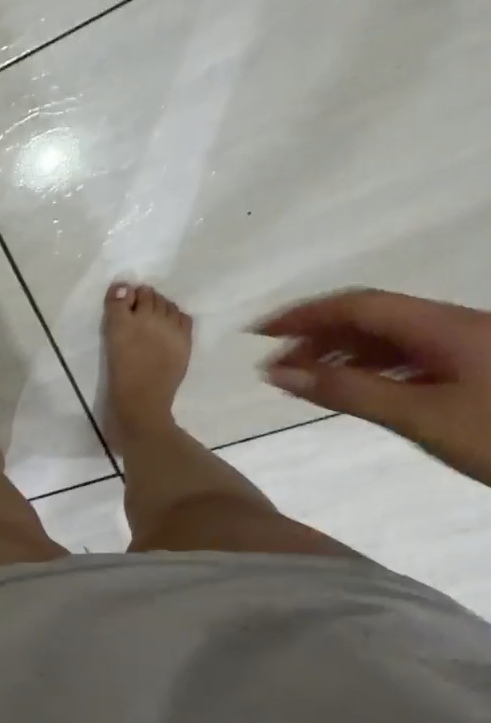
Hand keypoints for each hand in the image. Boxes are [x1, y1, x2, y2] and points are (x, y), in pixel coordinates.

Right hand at [254, 288, 490, 485]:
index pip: (358, 305)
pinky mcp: (488, 372)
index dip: (303, 314)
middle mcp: (462, 327)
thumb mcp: (422, 417)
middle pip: (376, 317)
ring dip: (346, 353)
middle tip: (278, 366)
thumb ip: (347, 391)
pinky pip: (420, 356)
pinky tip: (362, 389)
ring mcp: (479, 349)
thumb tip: (278, 372)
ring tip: (310, 380)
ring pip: (397, 338)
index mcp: (446, 328)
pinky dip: (377, 367)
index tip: (256, 334)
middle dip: (319, 336)